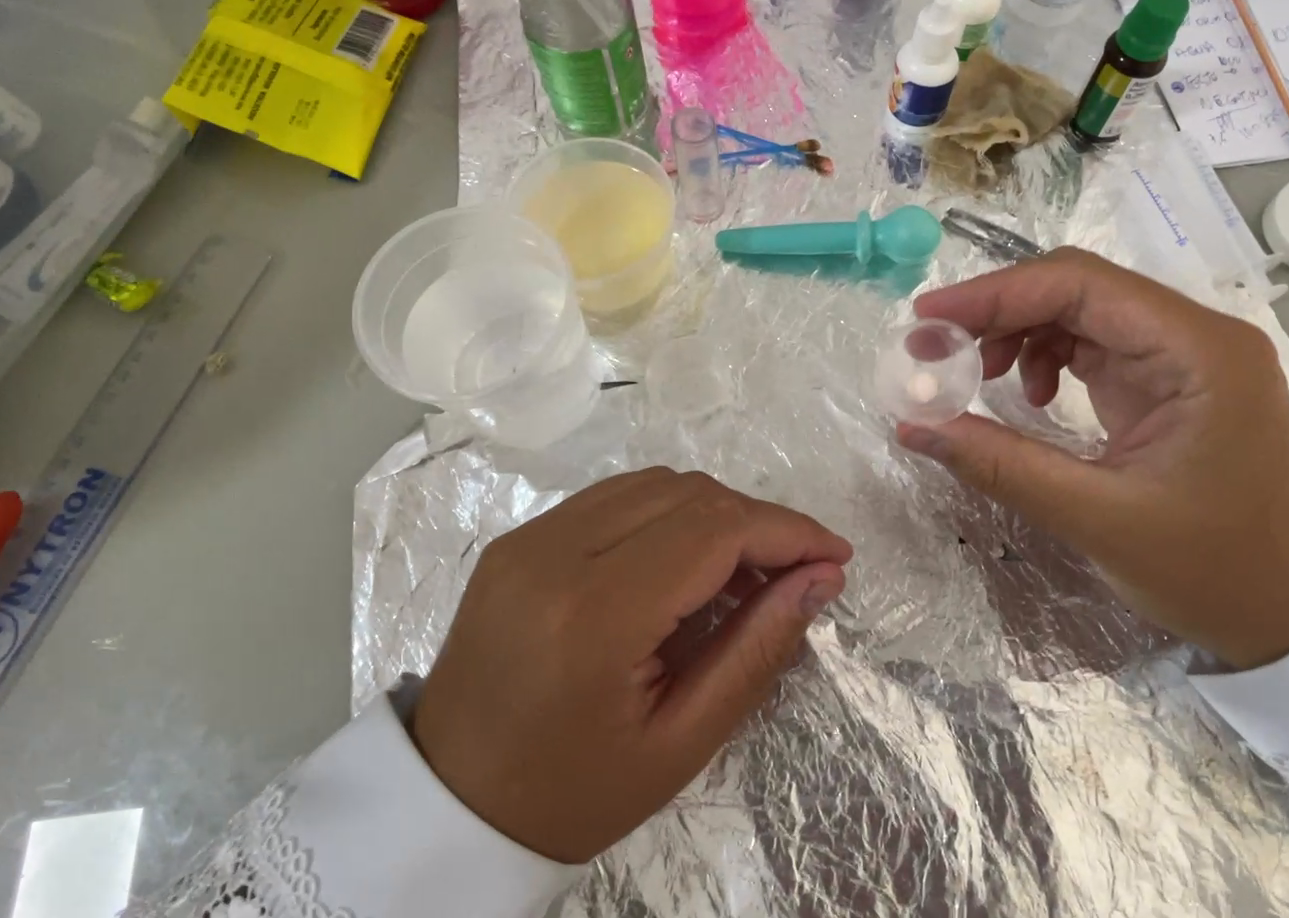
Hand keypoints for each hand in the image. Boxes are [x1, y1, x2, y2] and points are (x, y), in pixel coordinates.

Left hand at [411, 468, 851, 863]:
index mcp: (595, 613)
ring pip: (655, 485)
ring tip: (743, 575)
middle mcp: (555, 552)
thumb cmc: (573, 792)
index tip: (836, 556)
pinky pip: (616, 498)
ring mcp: (529, 538)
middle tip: (793, 577)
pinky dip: (668, 516)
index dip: (789, 531)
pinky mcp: (518, 539)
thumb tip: (822, 577)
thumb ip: (758, 649)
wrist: (452, 803)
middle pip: (691, 495)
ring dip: (716, 515)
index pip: (716, 530)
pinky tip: (685, 565)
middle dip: (758, 523)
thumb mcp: (682, 740)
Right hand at [899, 248, 1288, 669]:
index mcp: (1200, 352)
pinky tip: (1029, 397)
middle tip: (935, 351)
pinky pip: (1095, 346)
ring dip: (1019, 333)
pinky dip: (1047, 358)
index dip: (994, 293)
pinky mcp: (1171, 383)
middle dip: (999, 312)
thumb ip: (1000, 465)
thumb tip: (913, 426)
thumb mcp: (1096, 519)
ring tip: (978, 378)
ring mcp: (1186, 357)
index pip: (1081, 284)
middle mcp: (1197, 336)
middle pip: (1079, 289)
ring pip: (1082, 312)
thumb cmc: (1212, 572)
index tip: (926, 317)